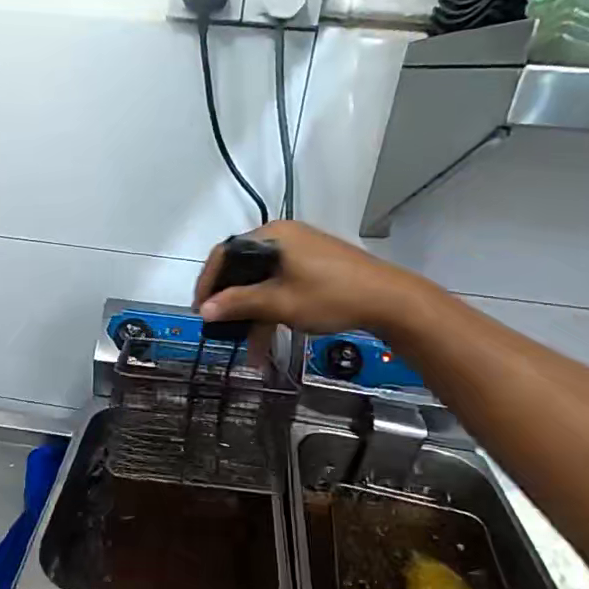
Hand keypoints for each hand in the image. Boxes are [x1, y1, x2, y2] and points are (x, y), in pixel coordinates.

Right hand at [194, 221, 431, 335]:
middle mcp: (284, 237)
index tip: (200, 312)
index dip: (209, 283)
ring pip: (265, 283)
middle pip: (245, 269)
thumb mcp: (280, 303)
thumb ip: (240, 304)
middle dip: (234, 305)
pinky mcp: (315, 266)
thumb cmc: (330, 296)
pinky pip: (283, 285)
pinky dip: (275, 310)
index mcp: (272, 236)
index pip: (226, 253)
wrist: (387, 299)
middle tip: (222, 332)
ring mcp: (301, 251)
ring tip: (251, 352)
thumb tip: (205, 310)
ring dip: (256, 316)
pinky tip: (271, 339)